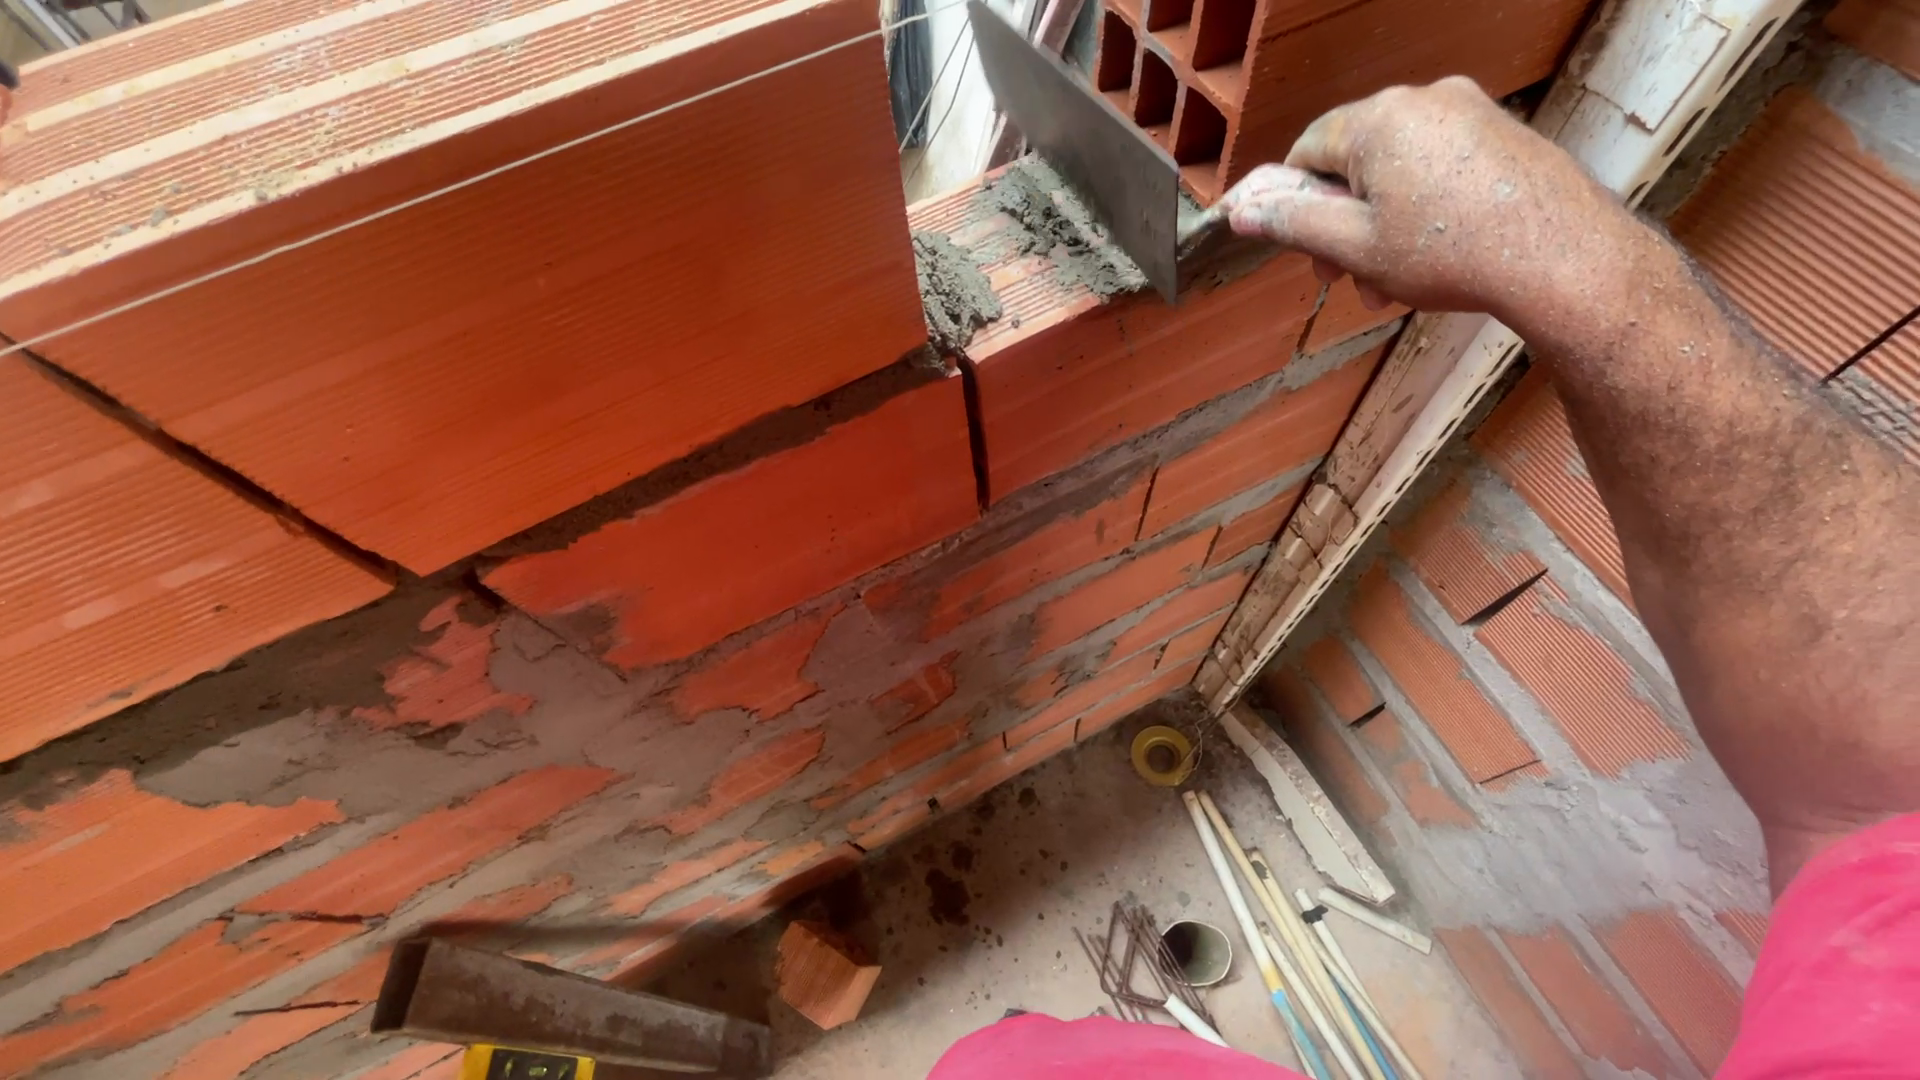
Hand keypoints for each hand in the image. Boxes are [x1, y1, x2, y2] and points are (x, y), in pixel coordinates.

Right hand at [1217, 76, 1633, 322]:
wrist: (1561, 257)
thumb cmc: (1446, 253)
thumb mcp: (1352, 246)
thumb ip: (1291, 225)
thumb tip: (1240, 213)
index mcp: (1378, 121)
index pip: (1307, 149)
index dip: (1296, 200)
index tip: (1307, 246)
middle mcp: (1423, 100)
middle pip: (1352, 160)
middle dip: (1340, 221)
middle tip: (1344, 276)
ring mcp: (1469, 111)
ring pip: (1394, 169)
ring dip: (1377, 224)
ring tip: (1388, 281)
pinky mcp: (1500, 132)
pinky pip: (1435, 166)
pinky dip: (1418, 209)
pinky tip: (1428, 256)